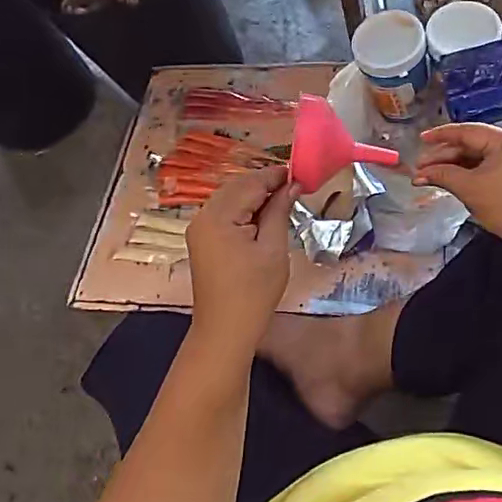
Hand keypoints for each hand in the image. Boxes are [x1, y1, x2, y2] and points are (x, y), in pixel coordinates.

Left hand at [186, 167, 297, 341]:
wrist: (226, 328)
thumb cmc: (254, 291)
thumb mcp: (273, 248)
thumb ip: (279, 211)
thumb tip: (291, 186)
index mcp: (218, 217)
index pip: (250, 184)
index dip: (276, 176)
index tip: (301, 173)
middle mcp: (203, 216)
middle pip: (237, 186)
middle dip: (265, 182)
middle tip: (295, 185)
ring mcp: (199, 228)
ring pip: (230, 197)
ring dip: (255, 194)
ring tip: (284, 198)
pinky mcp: (202, 239)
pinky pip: (225, 211)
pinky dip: (245, 207)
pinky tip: (264, 214)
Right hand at [414, 124, 501, 248]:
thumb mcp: (469, 188)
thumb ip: (442, 175)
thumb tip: (419, 174)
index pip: (468, 131)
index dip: (442, 135)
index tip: (421, 139)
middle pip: (472, 143)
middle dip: (445, 156)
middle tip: (421, 167)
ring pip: (478, 156)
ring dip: (454, 165)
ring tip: (430, 175)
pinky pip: (487, 166)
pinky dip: (468, 172)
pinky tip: (450, 178)